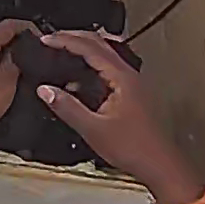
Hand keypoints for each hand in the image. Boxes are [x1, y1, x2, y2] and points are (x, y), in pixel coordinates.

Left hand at [0, 19, 34, 155]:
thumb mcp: (5, 83)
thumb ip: (16, 63)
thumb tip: (23, 52)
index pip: (8, 25)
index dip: (28, 28)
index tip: (42, 37)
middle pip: (0, 35)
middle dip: (21, 41)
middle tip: (38, 52)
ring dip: (10, 54)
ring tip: (28, 65)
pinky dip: (0, 64)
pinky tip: (10, 77)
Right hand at [36, 31, 202, 203]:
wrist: (161, 167)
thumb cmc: (133, 148)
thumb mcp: (93, 129)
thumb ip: (66, 107)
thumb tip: (43, 89)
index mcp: (121, 77)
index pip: (89, 47)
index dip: (64, 40)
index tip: (44, 40)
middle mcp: (128, 74)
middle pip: (98, 42)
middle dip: (72, 36)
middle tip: (49, 39)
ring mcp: (131, 82)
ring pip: (104, 52)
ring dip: (82, 46)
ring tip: (60, 49)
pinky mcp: (130, 91)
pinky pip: (107, 66)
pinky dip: (89, 60)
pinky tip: (77, 74)